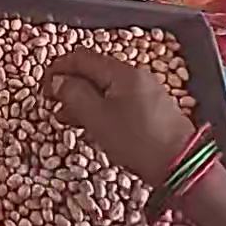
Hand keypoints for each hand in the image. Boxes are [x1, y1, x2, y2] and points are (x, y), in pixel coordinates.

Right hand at [44, 49, 196, 181]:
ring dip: (81, 98)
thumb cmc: (134, 139)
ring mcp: (145, 92)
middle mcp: (134, 76)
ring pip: (103, 87)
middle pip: (92, 71)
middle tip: (53, 103)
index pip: (80, 58)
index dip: (57, 69)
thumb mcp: (95, 116)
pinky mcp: (150, 109)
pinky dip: (98, 107)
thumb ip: (72, 93)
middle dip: (69, 85)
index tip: (44, 88)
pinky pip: (116, 100)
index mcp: (121, 72)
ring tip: (66, 118)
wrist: (181, 167)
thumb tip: (58, 81)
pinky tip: (90, 123)